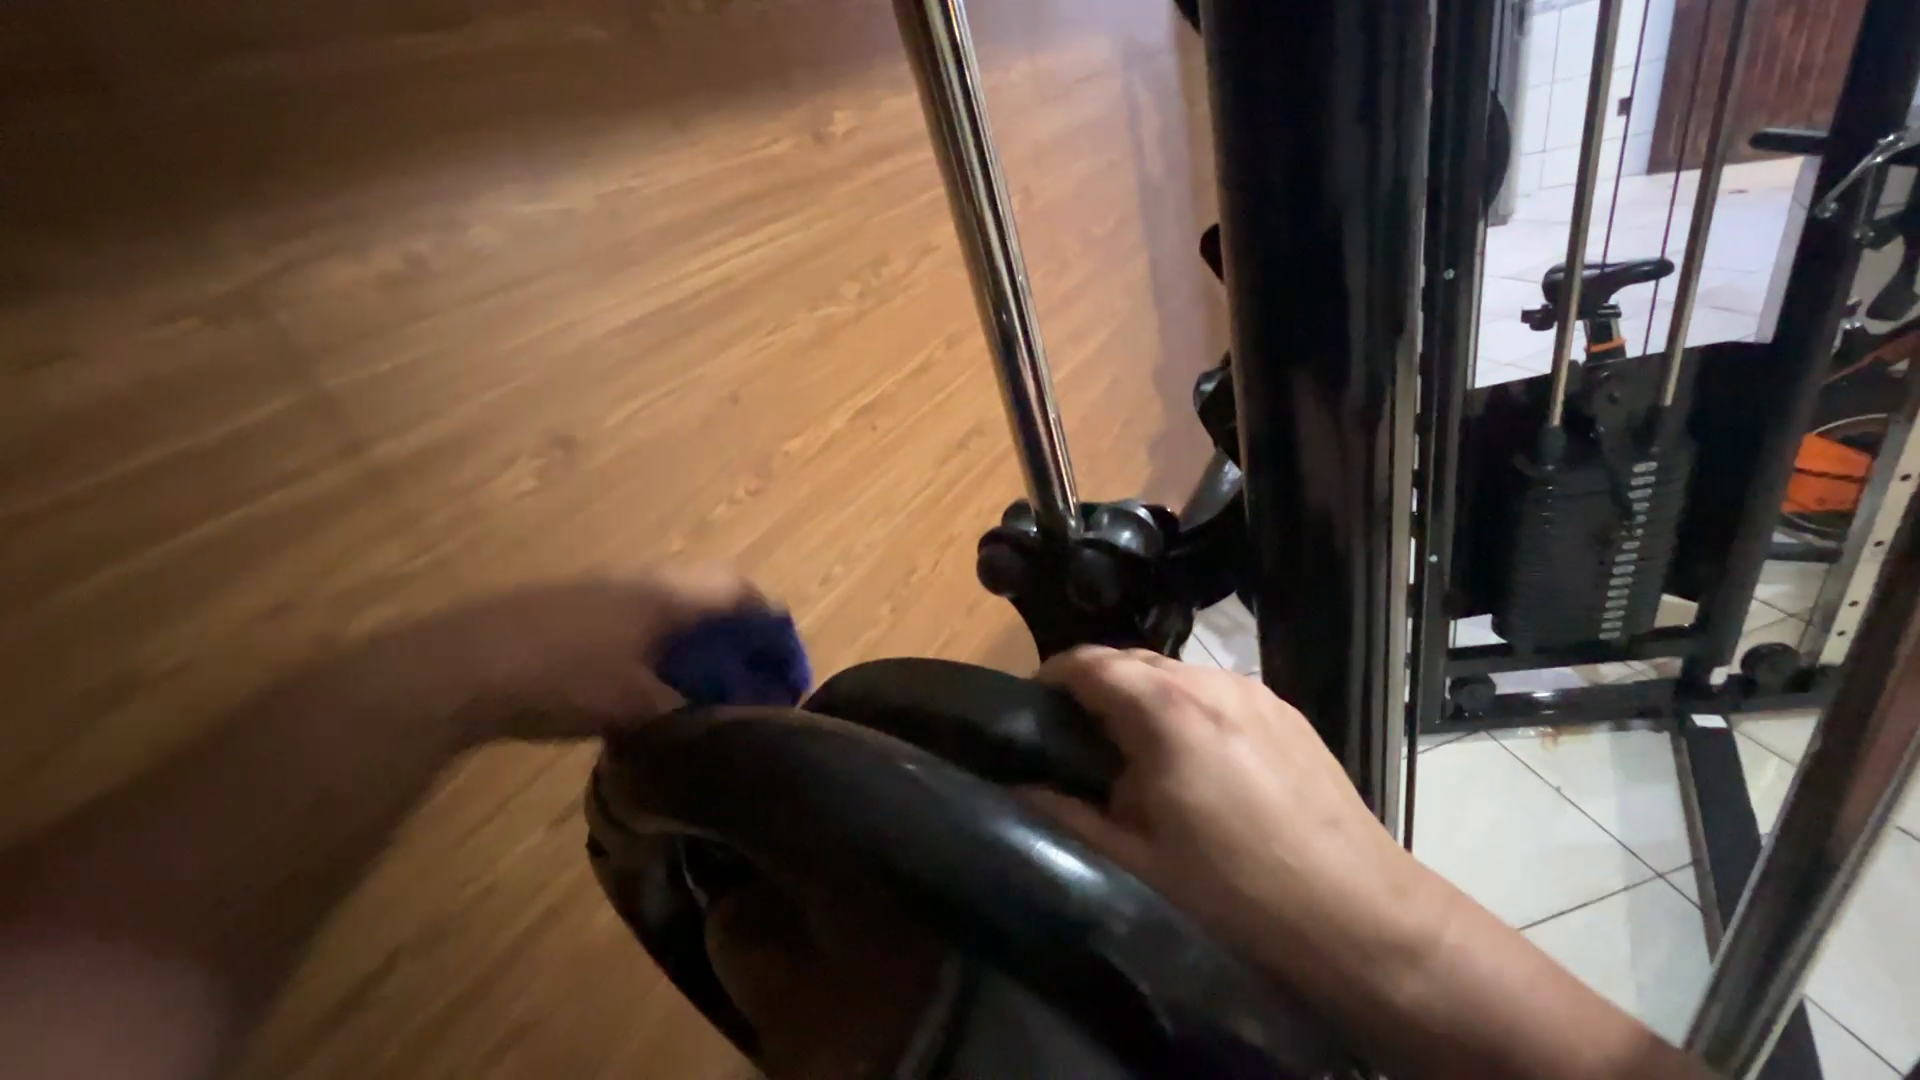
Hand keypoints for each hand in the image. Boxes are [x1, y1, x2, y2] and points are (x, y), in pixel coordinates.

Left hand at [394, 566, 766, 743]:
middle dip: (733, 639)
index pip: (740, 592)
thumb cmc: (560, 678)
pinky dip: (654, 650)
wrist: (455, 669)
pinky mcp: (566, 610)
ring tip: (695, 691)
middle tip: (744, 681)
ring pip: (668, 612)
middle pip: (707, 599)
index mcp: (666, 597)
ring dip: (691, 645)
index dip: (770, 625)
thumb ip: (686, 715)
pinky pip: (633, 624)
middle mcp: (640, 583)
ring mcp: (598, 592)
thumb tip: (722, 729)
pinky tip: (638, 690)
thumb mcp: (634, 709)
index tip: (783, 665)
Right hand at [1030, 647, 1434, 999]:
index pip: (1088, 661)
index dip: (1051, 677)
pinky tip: (1197, 762)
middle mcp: (1210, 682)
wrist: (1359, 915)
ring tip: (1137, 755)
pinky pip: (1217, 692)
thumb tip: (1020, 787)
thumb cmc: (1234, 892)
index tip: (1033, 710)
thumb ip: (1064, 814)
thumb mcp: (1132, 861)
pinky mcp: (1287, 712)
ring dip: (1143, 698)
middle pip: (1132, 660)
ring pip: (1177, 674)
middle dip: (1096, 687)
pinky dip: (1188, 709)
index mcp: (1165, 709)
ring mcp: (1256, 692)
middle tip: (1078, 740)